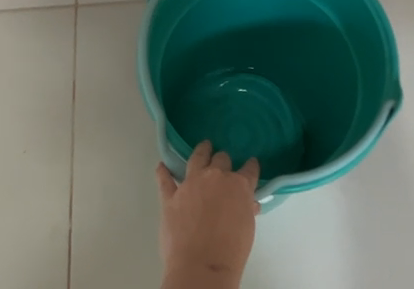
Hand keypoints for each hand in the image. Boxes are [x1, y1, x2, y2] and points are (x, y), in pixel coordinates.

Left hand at [157, 141, 259, 288]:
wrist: (202, 266)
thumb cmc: (231, 250)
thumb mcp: (247, 228)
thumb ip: (246, 210)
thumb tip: (248, 204)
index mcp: (238, 185)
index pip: (249, 169)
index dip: (250, 166)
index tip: (250, 164)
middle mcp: (215, 177)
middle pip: (221, 159)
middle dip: (223, 160)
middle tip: (223, 164)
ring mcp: (191, 184)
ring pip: (196, 159)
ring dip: (201, 152)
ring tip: (203, 147)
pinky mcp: (171, 197)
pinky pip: (165, 180)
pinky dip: (163, 172)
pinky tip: (162, 166)